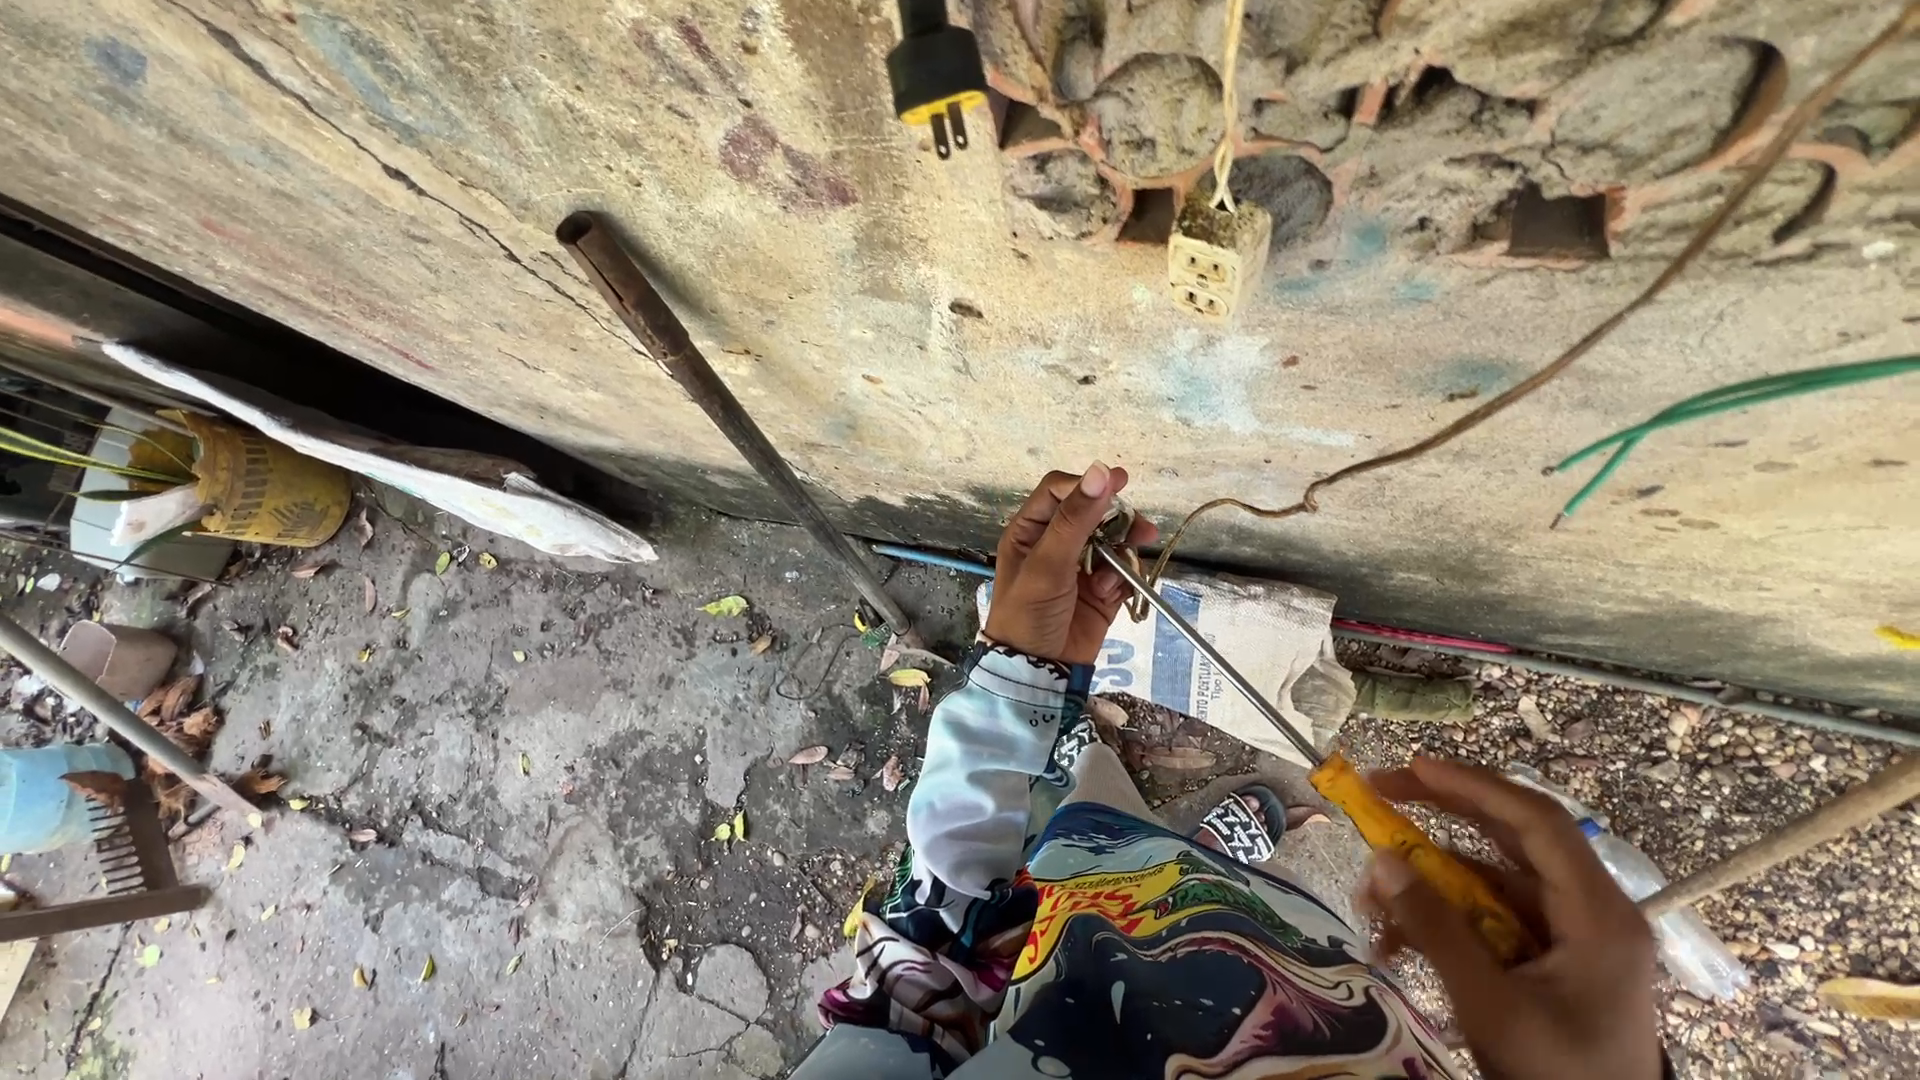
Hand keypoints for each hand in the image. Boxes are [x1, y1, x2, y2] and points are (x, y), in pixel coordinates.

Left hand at [984, 464, 1157, 665]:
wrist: (1038, 673)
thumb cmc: (1029, 613)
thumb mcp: (1048, 564)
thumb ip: (1076, 519)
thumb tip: (1102, 471)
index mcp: (1030, 531)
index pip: (1060, 492)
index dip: (1088, 485)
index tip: (1120, 483)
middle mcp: (1055, 544)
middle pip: (1095, 513)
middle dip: (1118, 521)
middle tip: (1141, 529)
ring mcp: (1081, 567)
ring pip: (1115, 542)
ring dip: (1122, 555)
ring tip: (1121, 571)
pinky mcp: (1102, 591)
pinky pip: (1123, 572)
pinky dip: (1123, 580)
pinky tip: (1111, 595)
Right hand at [1358, 758, 1661, 1079]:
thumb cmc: (1557, 1075)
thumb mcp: (1490, 1006)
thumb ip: (1435, 928)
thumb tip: (1380, 859)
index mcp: (1599, 915)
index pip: (1537, 821)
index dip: (1474, 785)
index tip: (1414, 766)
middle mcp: (1588, 909)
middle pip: (1509, 834)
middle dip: (1439, 810)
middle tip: (1378, 790)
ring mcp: (1567, 932)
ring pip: (1487, 874)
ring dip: (1425, 877)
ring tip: (1369, 895)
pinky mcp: (1546, 954)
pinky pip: (1483, 913)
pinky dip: (1437, 916)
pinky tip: (1393, 941)